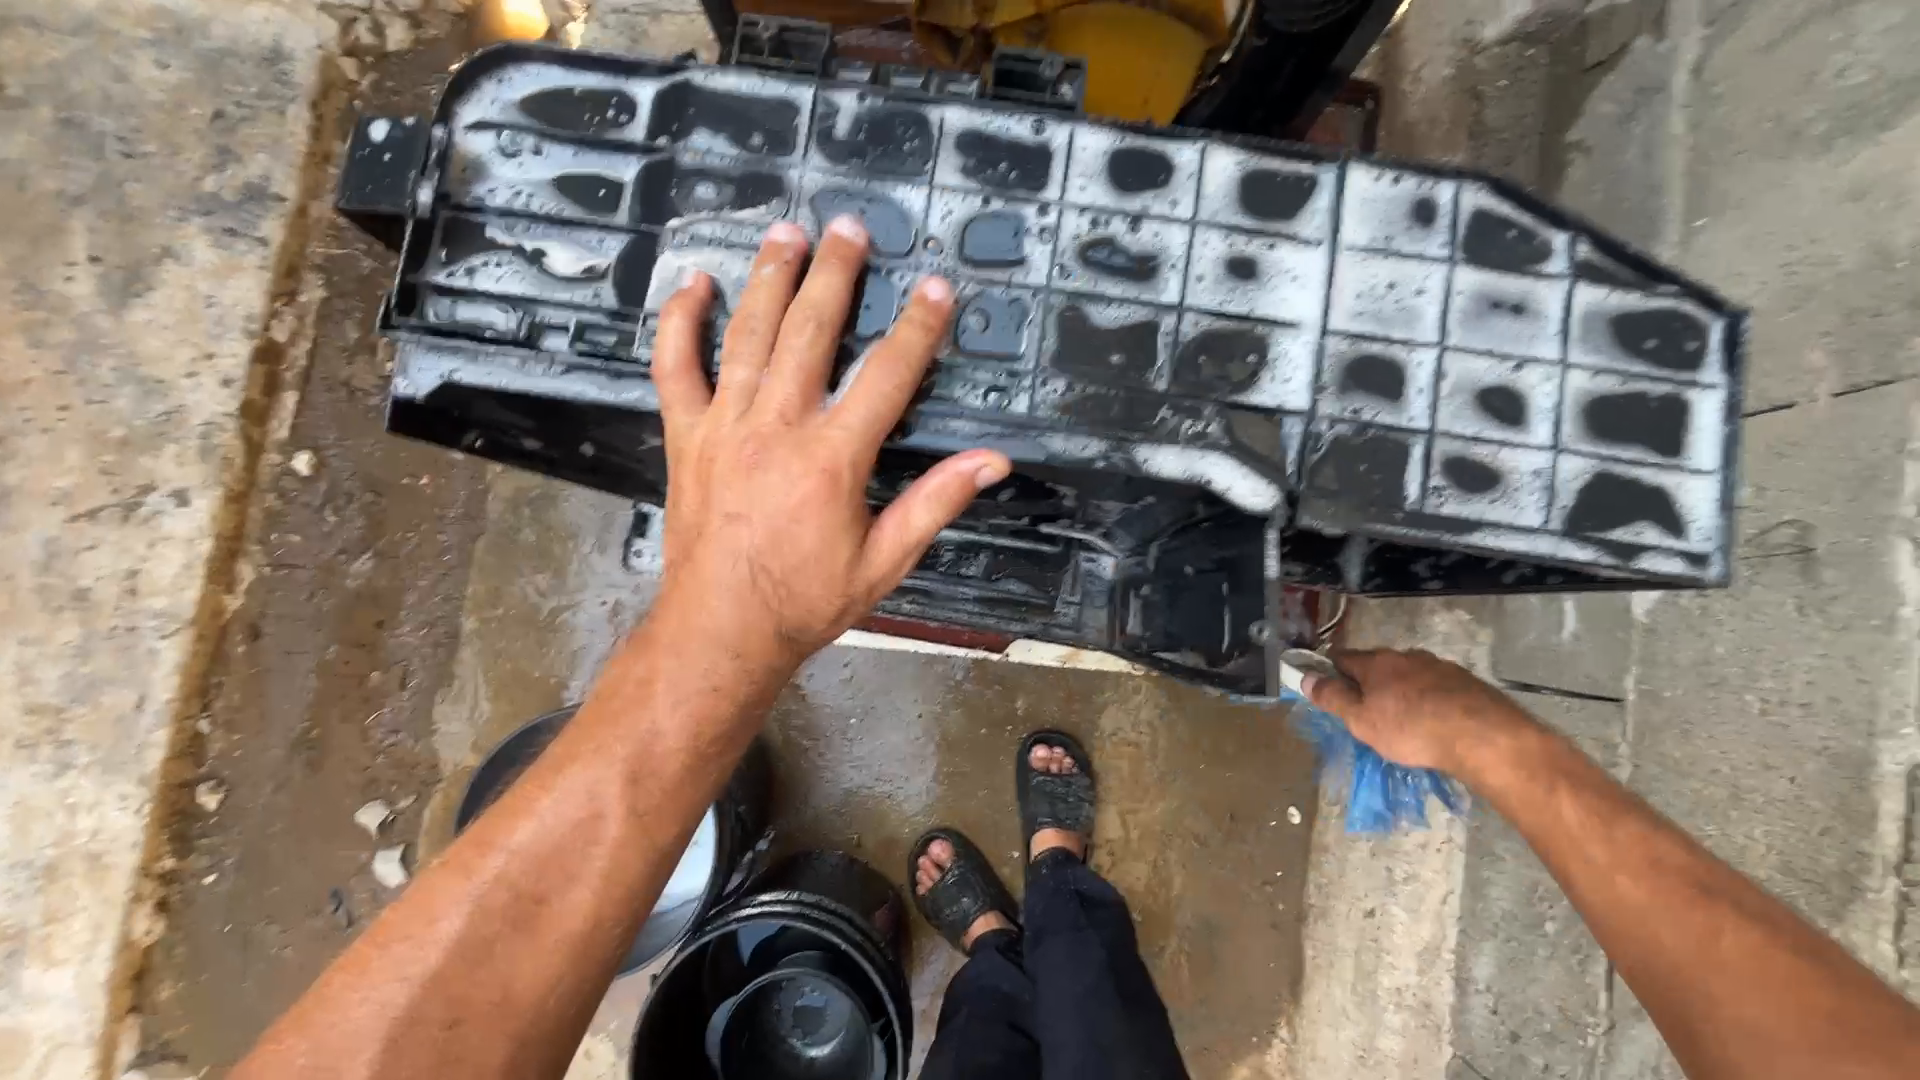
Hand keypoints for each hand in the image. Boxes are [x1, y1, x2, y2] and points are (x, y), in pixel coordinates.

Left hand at [648, 217, 1011, 670]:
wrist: (722, 628)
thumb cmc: (806, 600)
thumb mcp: (885, 561)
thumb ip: (936, 503)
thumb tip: (990, 462)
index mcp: (833, 458)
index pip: (887, 375)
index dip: (918, 328)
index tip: (936, 289)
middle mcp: (778, 427)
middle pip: (812, 331)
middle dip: (835, 274)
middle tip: (849, 228)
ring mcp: (725, 426)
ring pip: (749, 334)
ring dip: (770, 278)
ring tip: (786, 233)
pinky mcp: (686, 436)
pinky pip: (675, 367)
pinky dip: (679, 322)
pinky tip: (692, 284)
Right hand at [1302, 649, 1541, 776]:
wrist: (1483, 737)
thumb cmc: (1411, 729)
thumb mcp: (1361, 720)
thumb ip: (1332, 697)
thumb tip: (1305, 677)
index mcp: (1375, 663)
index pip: (1342, 657)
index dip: (1331, 671)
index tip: (1329, 688)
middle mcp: (1405, 656)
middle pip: (1377, 664)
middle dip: (1369, 681)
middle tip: (1367, 709)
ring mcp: (1439, 666)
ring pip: (1409, 674)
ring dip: (1401, 689)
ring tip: (1405, 717)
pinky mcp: (1466, 682)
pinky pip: (1437, 686)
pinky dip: (1429, 698)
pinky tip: (1435, 719)